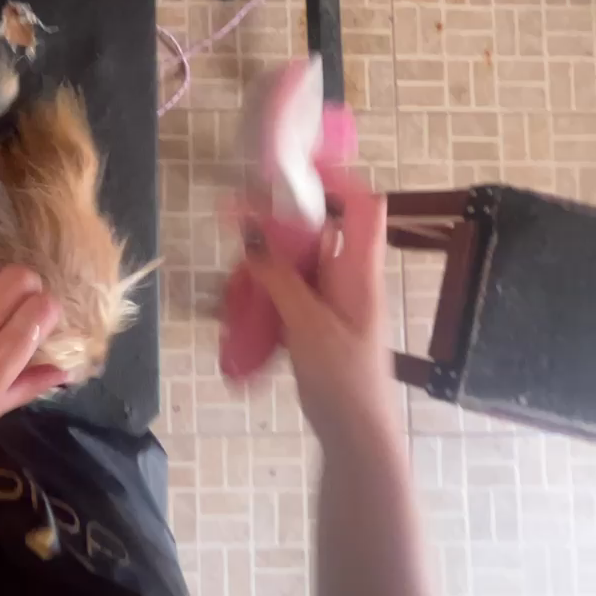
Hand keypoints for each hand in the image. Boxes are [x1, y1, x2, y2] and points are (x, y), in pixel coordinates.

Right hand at [241, 166, 400, 444]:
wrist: (353, 431)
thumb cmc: (344, 378)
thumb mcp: (308, 324)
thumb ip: (279, 278)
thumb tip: (251, 233)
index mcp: (359, 272)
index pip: (363, 207)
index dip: (338, 179)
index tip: (296, 165)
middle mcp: (346, 276)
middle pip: (318, 227)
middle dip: (278, 217)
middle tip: (238, 213)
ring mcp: (328, 297)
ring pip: (296, 257)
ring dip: (263, 255)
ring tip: (232, 263)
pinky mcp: (311, 316)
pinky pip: (284, 285)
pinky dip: (260, 284)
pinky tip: (235, 297)